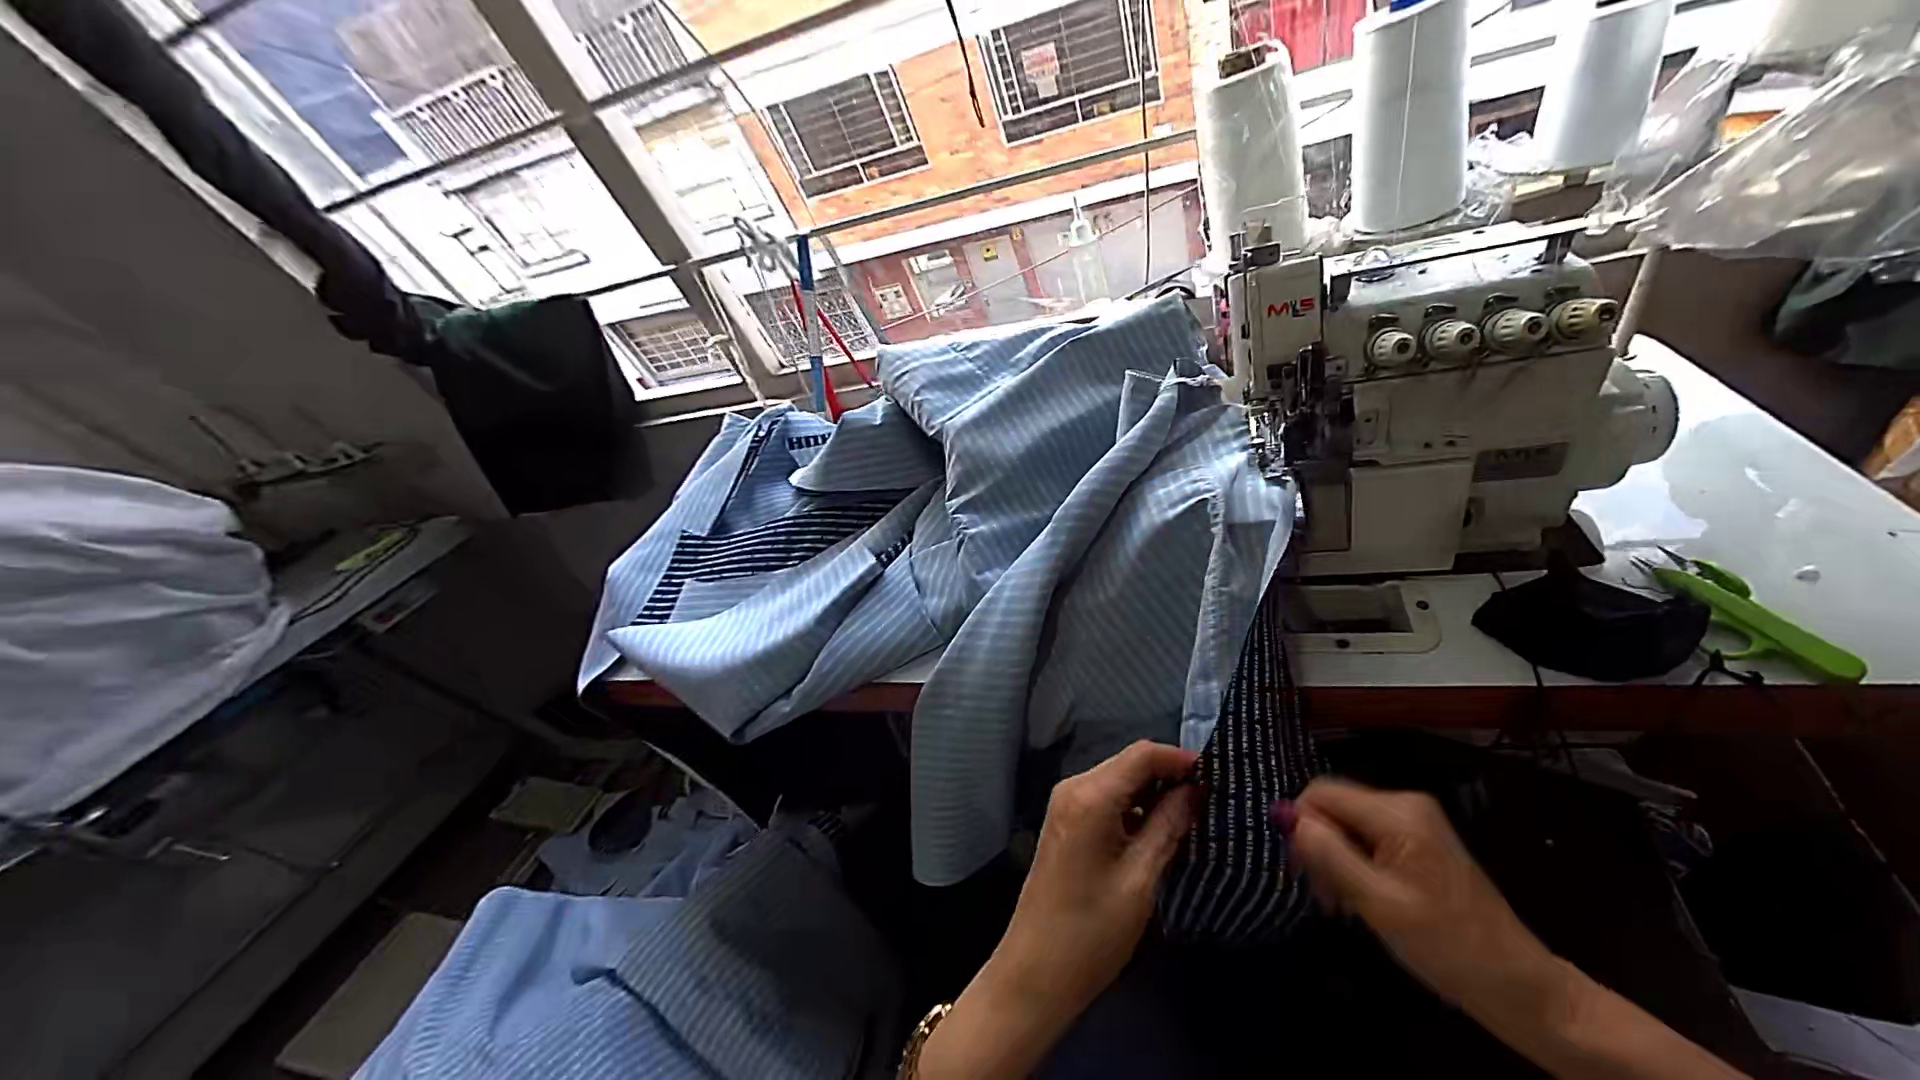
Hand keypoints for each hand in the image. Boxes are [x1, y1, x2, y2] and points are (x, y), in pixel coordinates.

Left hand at [916, 740, 1199, 1078]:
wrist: (1036, 971)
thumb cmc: (1091, 930)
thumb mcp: (1141, 879)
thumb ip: (1169, 826)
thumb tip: (1196, 790)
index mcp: (1089, 796)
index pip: (1142, 754)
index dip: (1181, 759)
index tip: (1220, 775)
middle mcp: (1073, 788)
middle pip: (1130, 763)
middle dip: (1171, 775)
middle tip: (1213, 798)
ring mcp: (1066, 805)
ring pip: (1120, 781)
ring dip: (1155, 792)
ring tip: (1196, 815)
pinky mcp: (1067, 822)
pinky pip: (1108, 800)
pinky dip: (1136, 807)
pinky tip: (1162, 829)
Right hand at [1289, 780, 1749, 1079]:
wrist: (1518, 986)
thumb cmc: (1447, 945)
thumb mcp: (1378, 902)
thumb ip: (1329, 854)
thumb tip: (1285, 815)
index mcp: (1397, 812)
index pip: (1321, 792)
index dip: (1301, 824)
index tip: (1302, 870)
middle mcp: (1405, 804)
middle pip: (1333, 806)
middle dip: (1318, 845)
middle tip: (1322, 895)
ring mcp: (1415, 822)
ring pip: (1346, 823)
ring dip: (1334, 859)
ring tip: (1341, 903)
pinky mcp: (1419, 841)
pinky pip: (1366, 837)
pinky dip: (1354, 863)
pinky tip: (1359, 896)